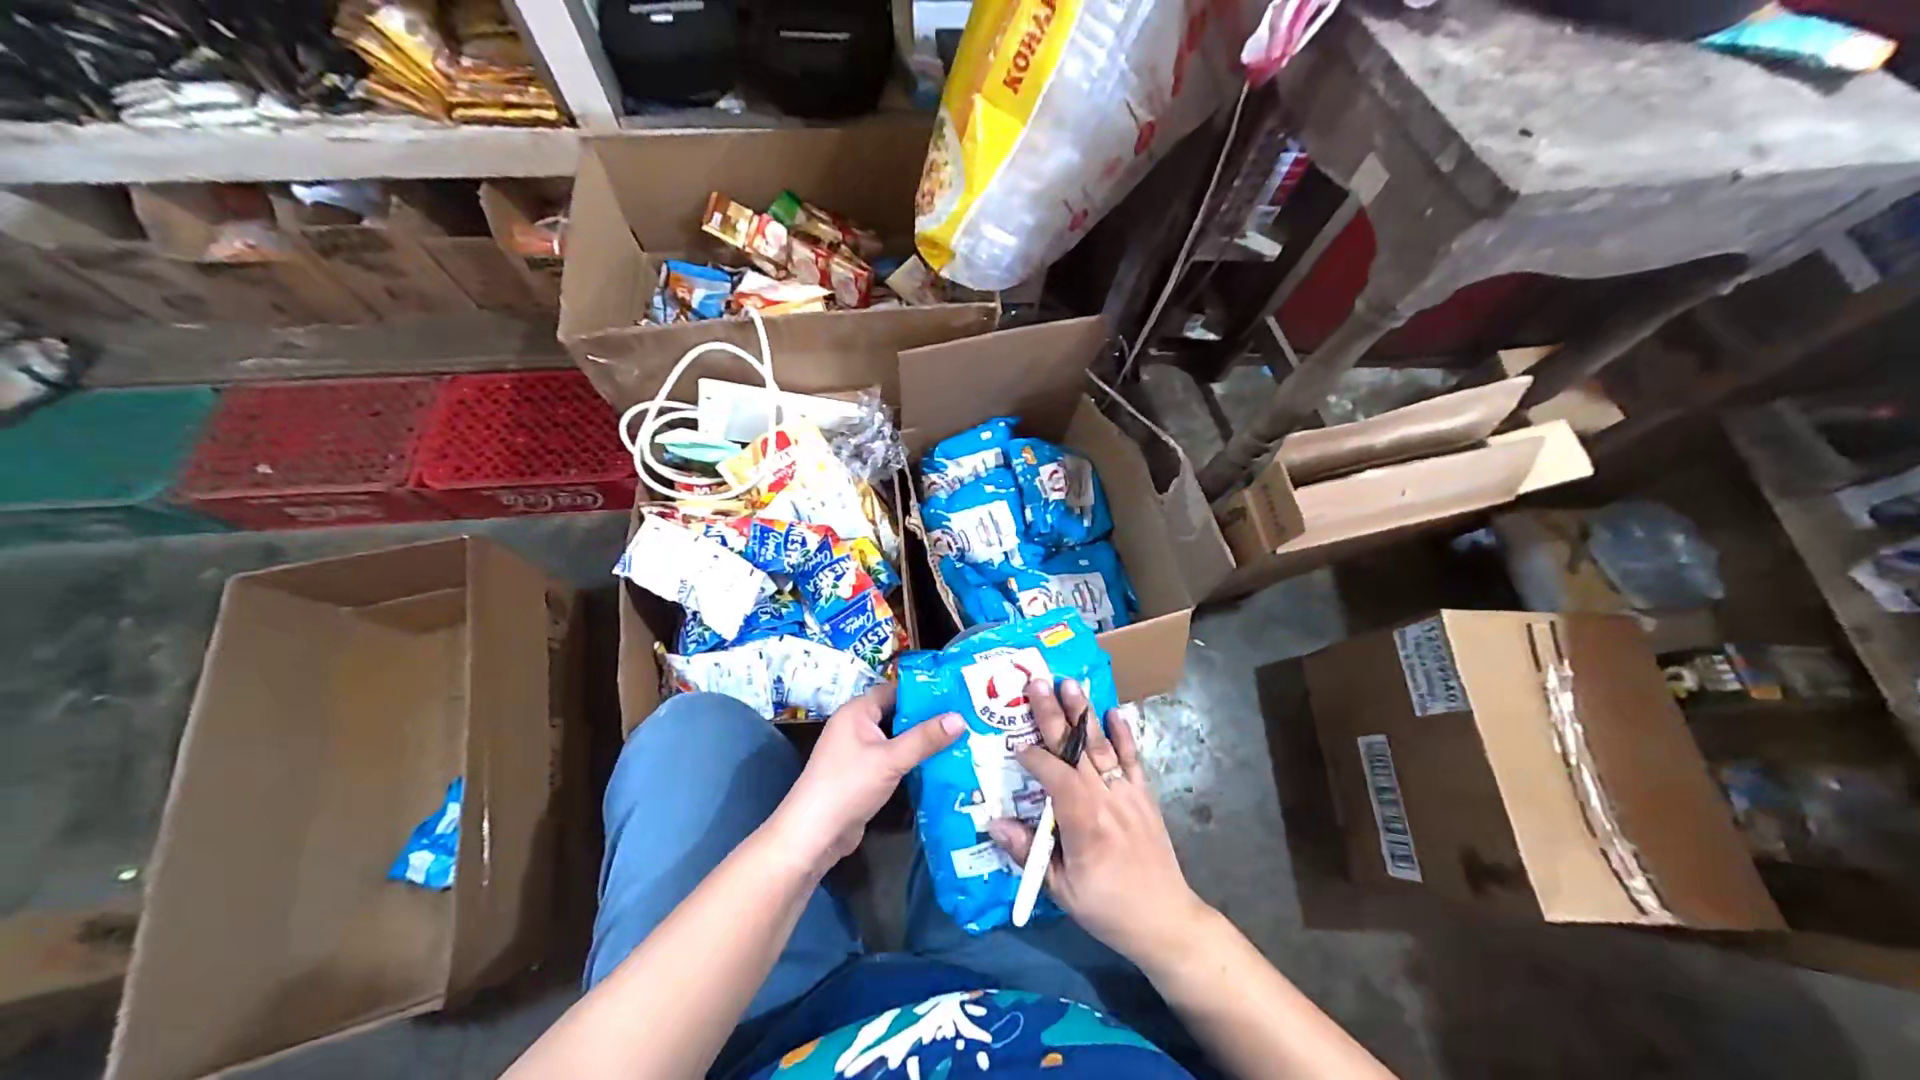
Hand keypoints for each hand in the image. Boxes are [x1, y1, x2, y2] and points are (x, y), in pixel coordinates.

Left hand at [769, 683, 963, 876]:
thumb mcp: (891, 759)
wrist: (815, 834)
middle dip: (927, 717)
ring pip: (896, 738)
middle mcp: (856, 726)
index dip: (924, 690)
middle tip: (964, 716)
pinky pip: (893, 758)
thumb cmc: (849, 786)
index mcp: (857, 711)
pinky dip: (912, 759)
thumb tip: (960, 717)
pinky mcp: (863, 774)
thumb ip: (925, 738)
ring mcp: (858, 751)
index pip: (895, 690)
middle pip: (897, 713)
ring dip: (922, 740)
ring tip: (960, 738)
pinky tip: (938, 764)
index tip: (955, 693)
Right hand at [987, 678, 1208, 967]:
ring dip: (1083, 712)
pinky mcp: (1144, 796)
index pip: (1052, 774)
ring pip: (1101, 745)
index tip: (1014, 744)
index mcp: (1082, 819)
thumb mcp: (1061, 888)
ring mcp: (1128, 793)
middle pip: (1074, 748)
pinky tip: (1114, 711)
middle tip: (1037, 682)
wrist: (1165, 920)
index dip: (1032, 756)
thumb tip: (994, 822)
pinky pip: (1133, 759)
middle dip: (1054, 714)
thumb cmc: (1107, 907)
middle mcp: (1105, 797)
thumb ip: (1027, 852)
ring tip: (1069, 683)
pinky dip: (1124, 734)